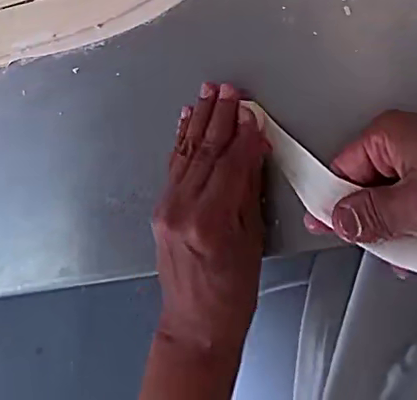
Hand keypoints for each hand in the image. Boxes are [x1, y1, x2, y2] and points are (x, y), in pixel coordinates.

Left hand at [150, 83, 267, 357]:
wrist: (195, 326)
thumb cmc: (232, 293)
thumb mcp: (252, 239)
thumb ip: (250, 188)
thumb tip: (255, 146)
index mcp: (210, 221)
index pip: (231, 164)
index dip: (245, 135)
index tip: (254, 112)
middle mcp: (183, 209)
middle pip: (206, 151)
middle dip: (221, 116)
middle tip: (231, 90)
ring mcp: (167, 206)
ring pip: (187, 151)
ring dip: (201, 118)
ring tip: (210, 92)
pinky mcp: (161, 206)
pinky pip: (174, 164)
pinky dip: (182, 137)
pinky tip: (188, 118)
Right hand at [306, 110, 416, 251]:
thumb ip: (371, 214)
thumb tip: (340, 217)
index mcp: (391, 133)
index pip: (343, 166)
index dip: (333, 201)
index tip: (325, 228)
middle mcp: (410, 139)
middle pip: (370, 184)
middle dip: (373, 221)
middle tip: (382, 247)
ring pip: (398, 199)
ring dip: (402, 230)